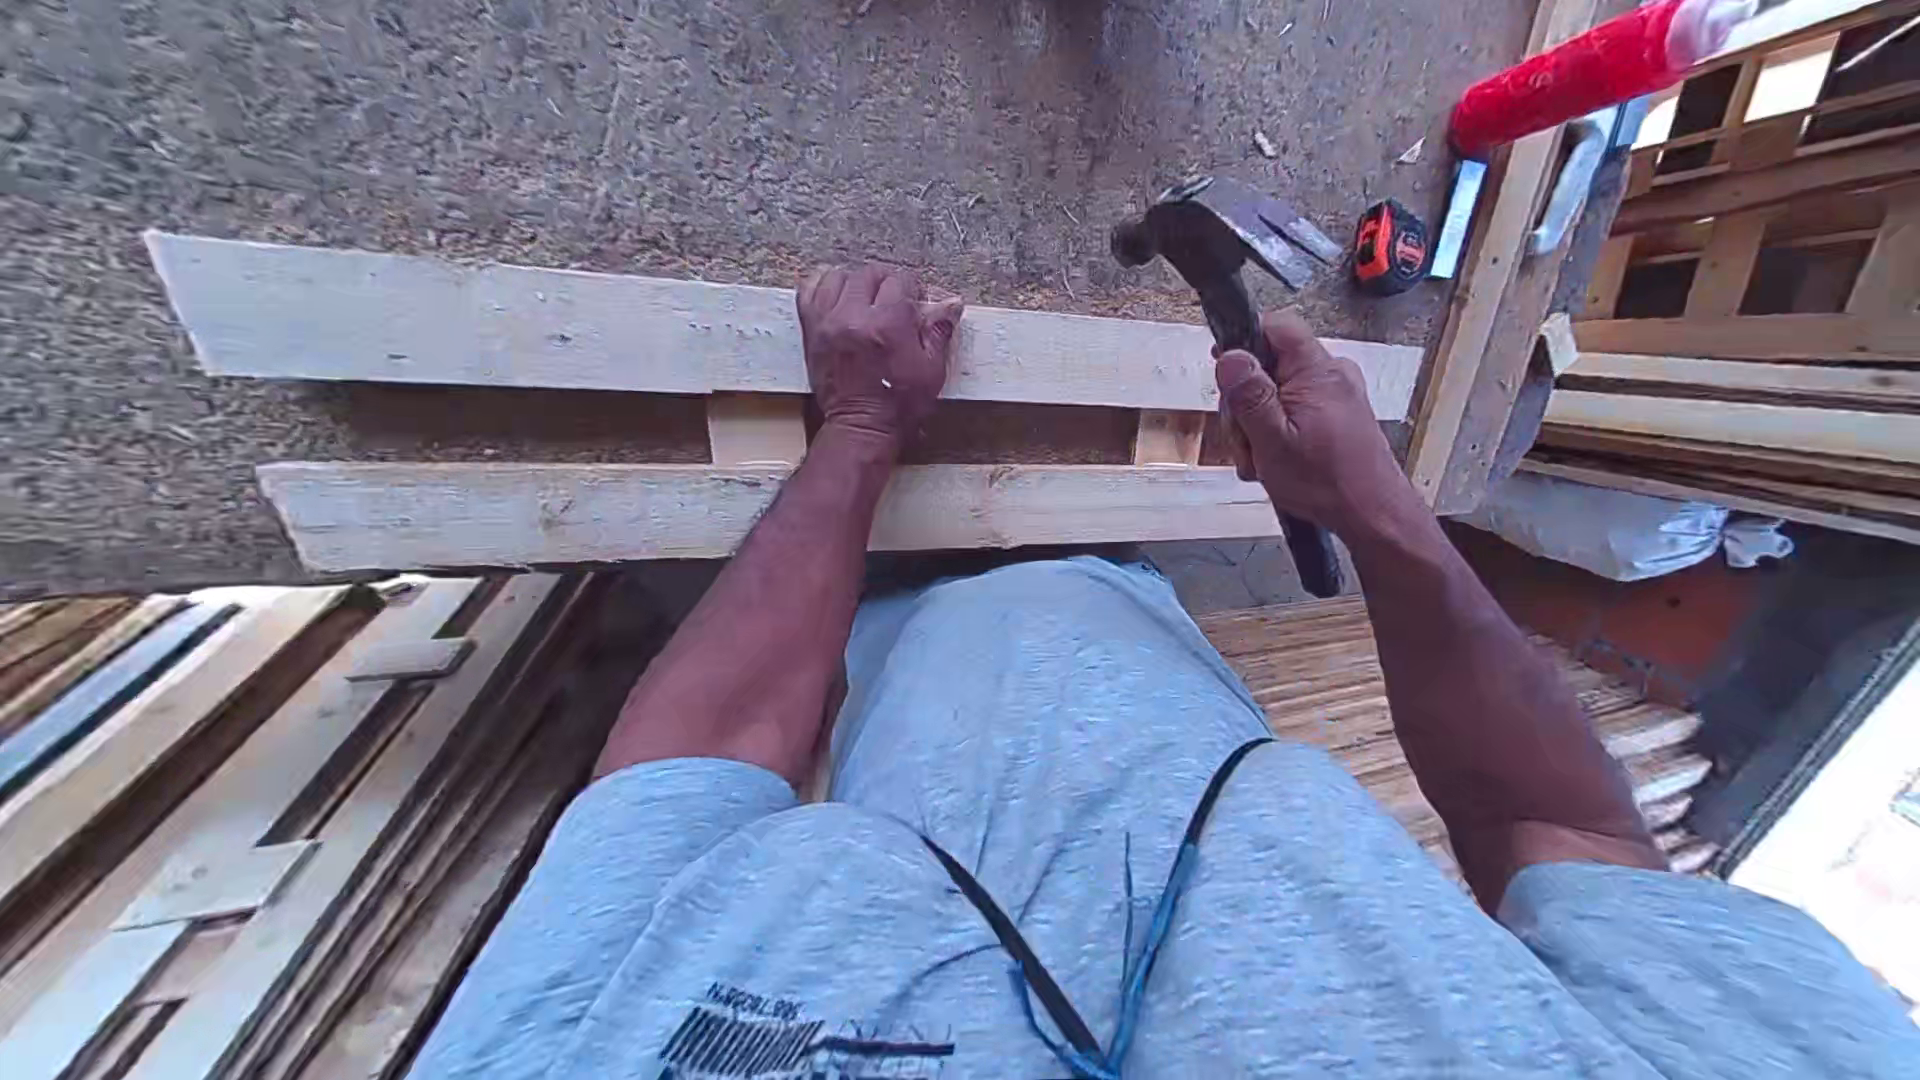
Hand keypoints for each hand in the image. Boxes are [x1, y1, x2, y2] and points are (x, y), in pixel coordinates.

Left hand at [797, 262, 964, 448]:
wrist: (862, 428)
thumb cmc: (898, 406)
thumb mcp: (931, 371)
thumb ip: (938, 332)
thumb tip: (951, 304)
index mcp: (889, 325)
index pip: (901, 281)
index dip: (913, 290)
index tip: (915, 303)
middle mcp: (856, 317)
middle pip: (870, 274)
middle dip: (886, 283)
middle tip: (894, 301)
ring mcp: (829, 322)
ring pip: (840, 277)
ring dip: (856, 284)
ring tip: (866, 300)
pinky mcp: (812, 331)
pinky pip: (810, 290)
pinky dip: (824, 287)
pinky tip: (838, 296)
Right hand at [1216, 310, 1416, 536]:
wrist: (1370, 513)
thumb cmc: (1325, 482)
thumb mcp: (1273, 441)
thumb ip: (1250, 396)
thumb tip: (1229, 356)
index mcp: (1317, 373)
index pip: (1277, 327)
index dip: (1244, 341)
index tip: (1223, 370)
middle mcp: (1330, 374)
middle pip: (1268, 366)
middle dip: (1244, 402)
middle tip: (1244, 440)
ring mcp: (1333, 394)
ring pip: (1274, 392)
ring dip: (1255, 425)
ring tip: (1260, 459)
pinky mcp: (1333, 412)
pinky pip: (1290, 409)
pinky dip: (1273, 432)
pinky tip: (1272, 460)